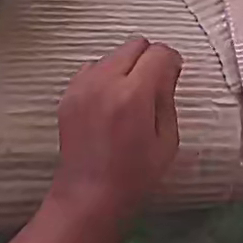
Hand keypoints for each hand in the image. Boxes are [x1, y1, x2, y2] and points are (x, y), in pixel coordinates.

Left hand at [47, 38, 181, 229]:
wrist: (88, 198)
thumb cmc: (134, 177)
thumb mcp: (167, 140)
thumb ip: (168, 97)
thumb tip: (167, 70)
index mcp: (133, 95)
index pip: (158, 53)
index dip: (171, 61)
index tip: (173, 74)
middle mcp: (105, 82)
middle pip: (135, 44)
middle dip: (150, 58)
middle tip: (154, 84)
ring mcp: (83, 86)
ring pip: (114, 53)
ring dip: (127, 65)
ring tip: (130, 96)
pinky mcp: (69, 93)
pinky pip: (94, 67)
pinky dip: (105, 75)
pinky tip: (110, 100)